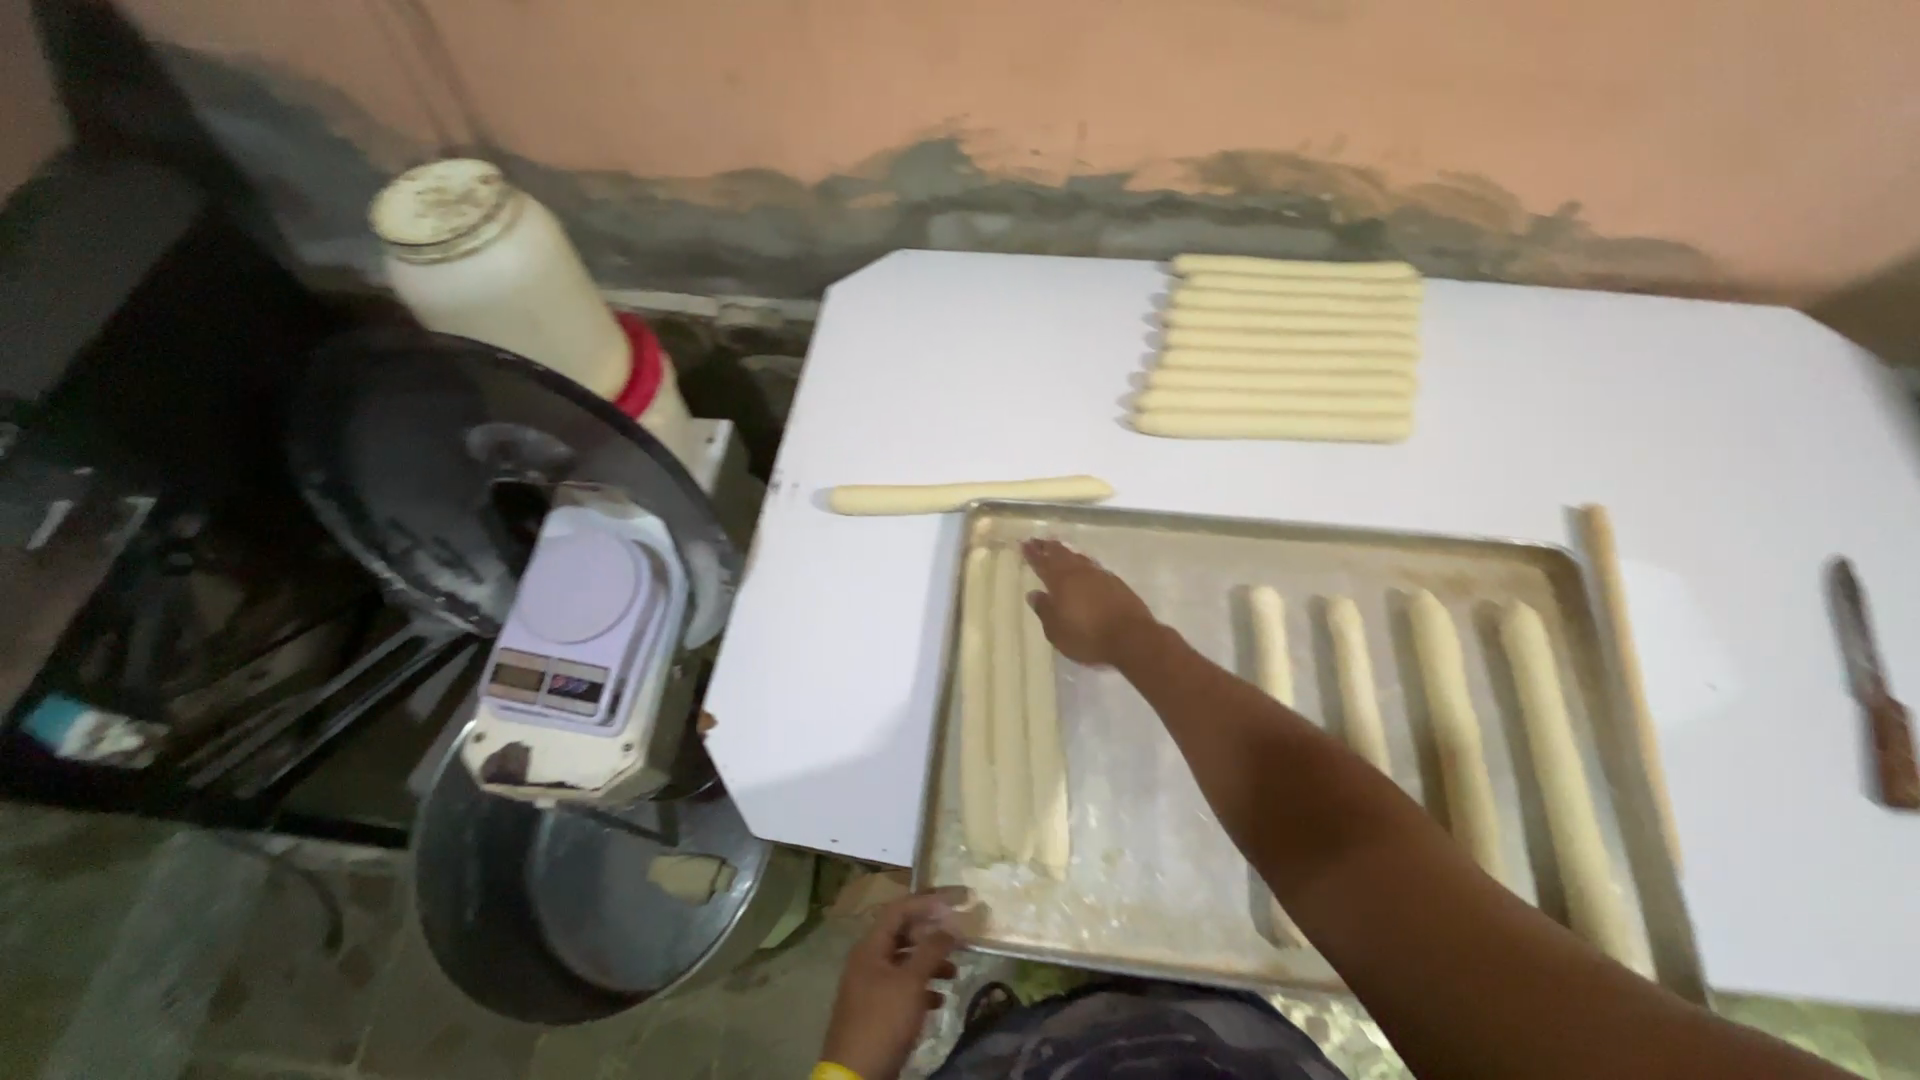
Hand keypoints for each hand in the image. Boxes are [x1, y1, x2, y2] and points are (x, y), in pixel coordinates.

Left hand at [820, 892, 964, 1079]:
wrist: (856, 1075)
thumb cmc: (882, 1021)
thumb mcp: (910, 982)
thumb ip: (931, 950)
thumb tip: (950, 924)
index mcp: (870, 947)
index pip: (899, 910)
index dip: (927, 901)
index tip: (956, 900)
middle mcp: (867, 961)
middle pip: (902, 935)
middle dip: (931, 935)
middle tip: (958, 938)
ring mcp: (870, 986)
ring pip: (904, 963)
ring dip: (930, 964)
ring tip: (954, 973)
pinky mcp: (876, 1011)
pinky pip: (902, 988)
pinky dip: (922, 989)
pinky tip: (939, 1000)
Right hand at [1022, 538, 1158, 666]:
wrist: (1132, 638)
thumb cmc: (1088, 637)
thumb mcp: (1057, 631)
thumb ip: (1044, 610)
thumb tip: (1034, 594)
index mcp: (1061, 582)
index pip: (1042, 563)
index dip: (1033, 554)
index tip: (1025, 543)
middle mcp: (1080, 573)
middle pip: (1062, 554)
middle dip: (1048, 547)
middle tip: (1039, 541)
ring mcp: (1101, 576)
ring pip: (1079, 558)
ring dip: (1067, 553)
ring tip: (1060, 550)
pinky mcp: (1117, 583)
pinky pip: (1094, 568)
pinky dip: (1084, 564)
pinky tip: (1085, 569)